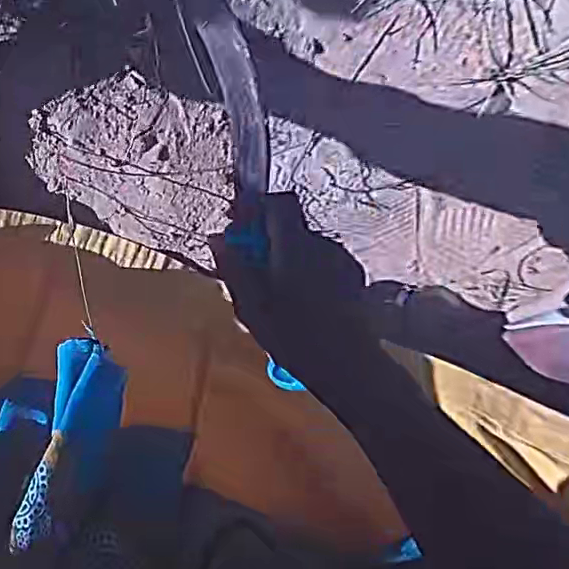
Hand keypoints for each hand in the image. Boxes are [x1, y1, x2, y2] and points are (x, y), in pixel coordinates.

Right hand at [209, 193, 376, 380]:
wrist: (349, 365)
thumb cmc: (292, 335)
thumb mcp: (250, 303)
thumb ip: (234, 266)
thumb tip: (217, 237)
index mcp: (295, 247)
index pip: (278, 203)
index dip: (254, 205)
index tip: (234, 221)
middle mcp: (322, 245)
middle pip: (288, 222)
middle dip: (261, 233)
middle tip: (239, 258)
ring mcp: (341, 260)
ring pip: (302, 241)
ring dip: (279, 251)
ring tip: (263, 281)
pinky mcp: (351, 276)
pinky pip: (317, 258)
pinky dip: (298, 264)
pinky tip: (290, 293)